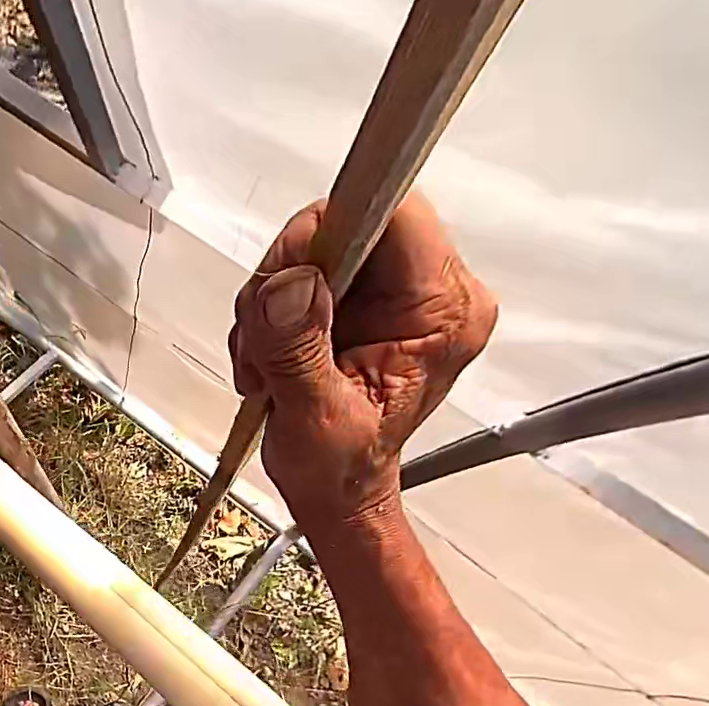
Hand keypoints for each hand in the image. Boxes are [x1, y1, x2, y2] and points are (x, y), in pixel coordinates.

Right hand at [229, 194, 495, 535]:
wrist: (335, 486)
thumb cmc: (340, 468)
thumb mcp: (314, 418)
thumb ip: (298, 351)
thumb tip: (287, 285)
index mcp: (442, 315)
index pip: (391, 216)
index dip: (326, 234)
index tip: (285, 282)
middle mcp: (425, 294)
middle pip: (342, 225)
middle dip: (284, 281)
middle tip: (266, 342)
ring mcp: (389, 294)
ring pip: (311, 249)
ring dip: (269, 305)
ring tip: (268, 364)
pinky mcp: (358, 301)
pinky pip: (298, 274)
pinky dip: (269, 314)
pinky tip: (271, 359)